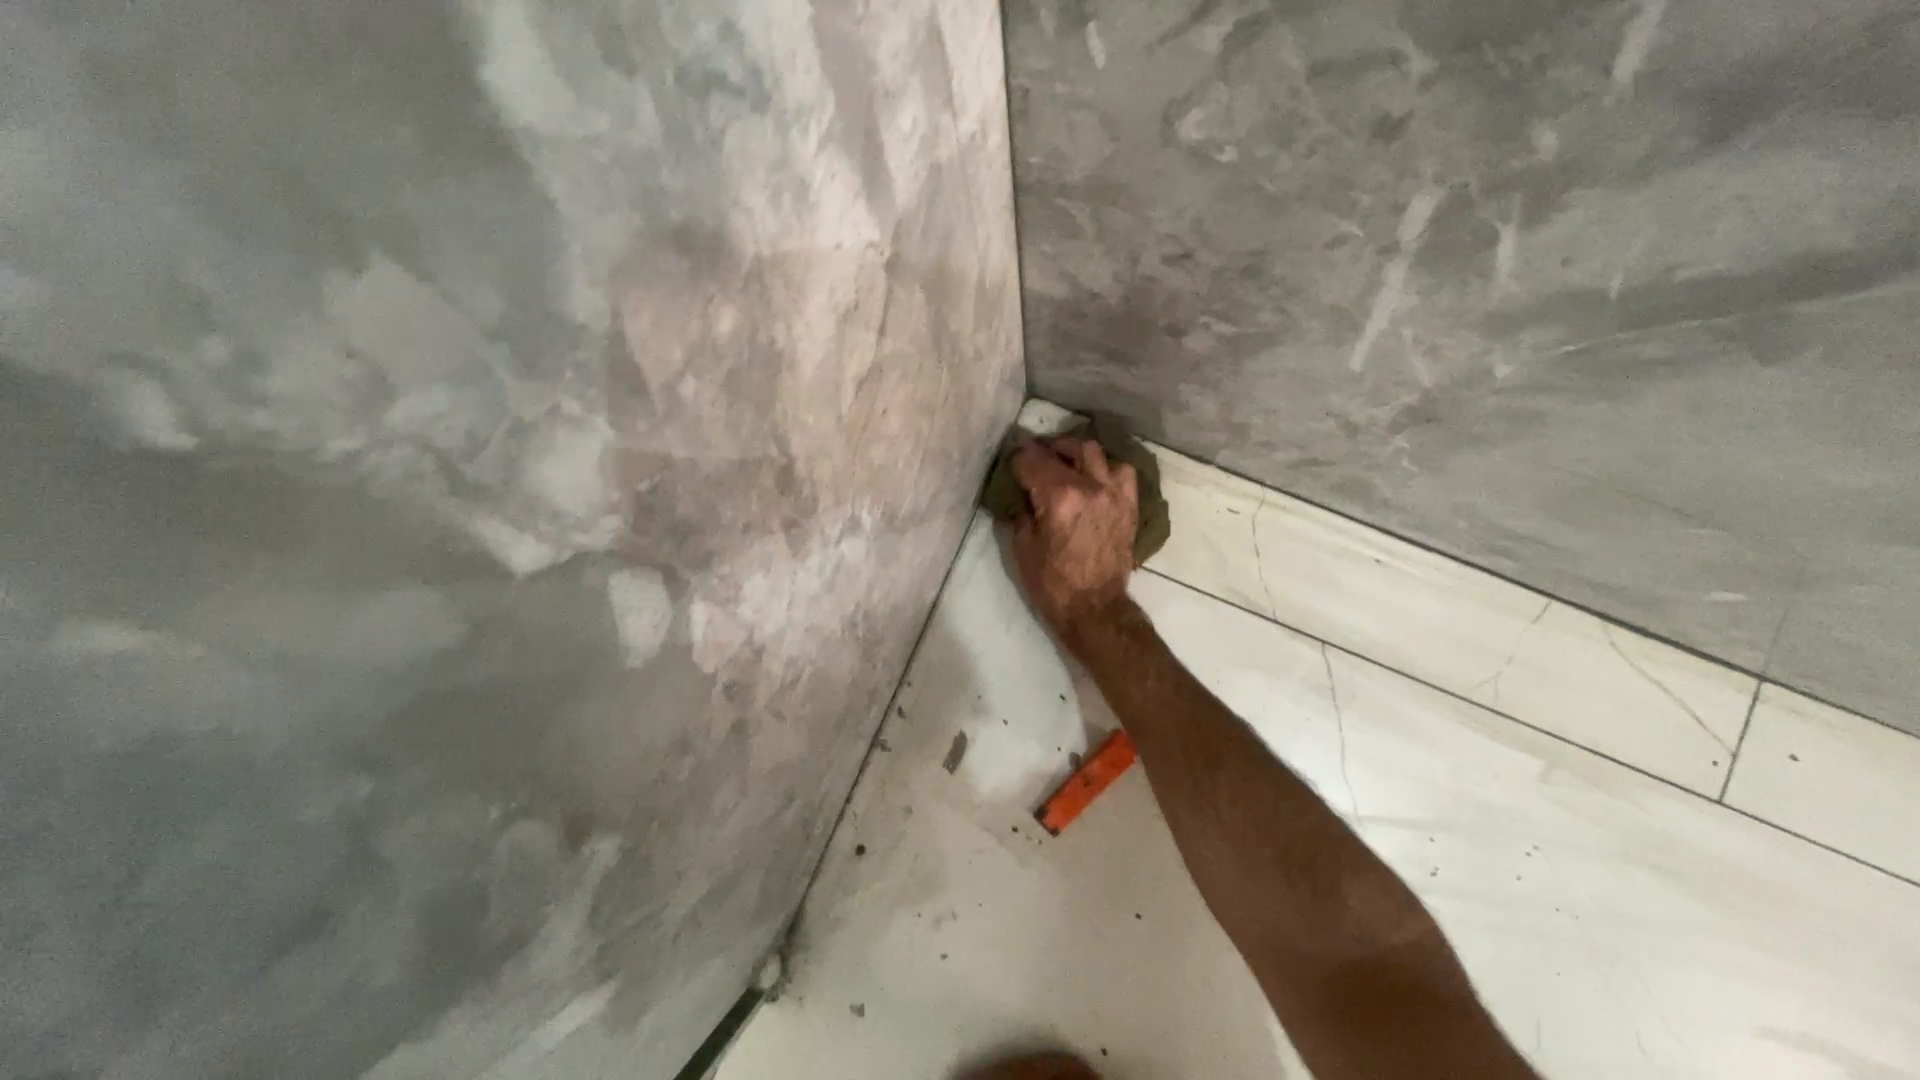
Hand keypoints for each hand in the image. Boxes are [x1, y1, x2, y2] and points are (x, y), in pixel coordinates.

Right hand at [1007, 434, 1139, 650]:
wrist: (1094, 608)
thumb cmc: (1052, 583)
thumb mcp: (1022, 546)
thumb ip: (1020, 510)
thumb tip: (1018, 491)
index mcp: (1059, 497)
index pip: (1032, 461)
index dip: (1016, 456)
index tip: (1009, 456)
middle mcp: (1090, 487)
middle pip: (1066, 449)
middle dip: (1045, 448)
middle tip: (1033, 455)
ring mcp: (1114, 493)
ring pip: (1095, 452)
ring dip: (1076, 452)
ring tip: (1065, 460)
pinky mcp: (1129, 504)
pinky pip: (1122, 471)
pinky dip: (1106, 467)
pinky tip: (1094, 476)